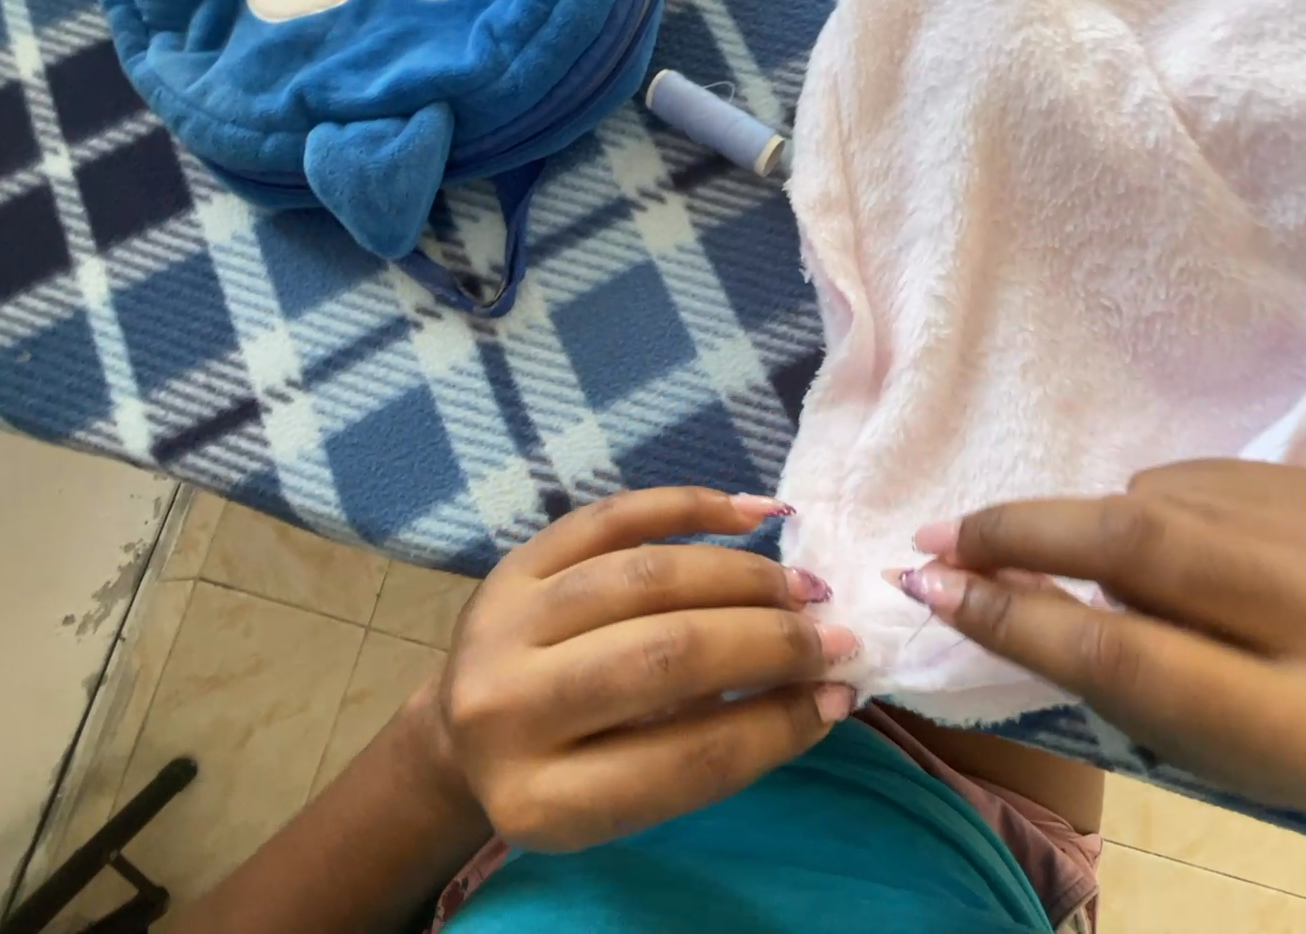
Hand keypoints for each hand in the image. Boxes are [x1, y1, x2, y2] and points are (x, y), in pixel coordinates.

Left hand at [417, 488, 856, 852]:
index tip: (839, 694)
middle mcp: (511, 706)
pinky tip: (750, 514)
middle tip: (832, 634)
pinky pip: (612, 516)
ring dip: (740, 576)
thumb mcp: (627, 793)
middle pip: (666, 655)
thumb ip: (716, 743)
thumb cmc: (561, 771)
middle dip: (769, 640)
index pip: (687, 759)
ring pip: (645, 576)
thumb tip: (825, 688)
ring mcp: (505, 619)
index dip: (778, 725)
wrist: (466, 727)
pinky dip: (688, 506)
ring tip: (800, 587)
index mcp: (542, 799)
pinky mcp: (515, 561)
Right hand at [896, 460, 1305, 849]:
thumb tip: (963, 578)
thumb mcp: (1168, 731)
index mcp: (1301, 729)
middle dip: (1019, 530)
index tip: (927, 583)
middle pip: (1136, 543)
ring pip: (1145, 502)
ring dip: (1086, 530)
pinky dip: (1142, 506)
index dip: (1010, 614)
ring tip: (1101, 571)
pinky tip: (1175, 547)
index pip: (1121, 655)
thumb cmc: (1256, 741)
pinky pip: (1179, 479)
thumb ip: (1077, 653)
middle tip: (943, 537)